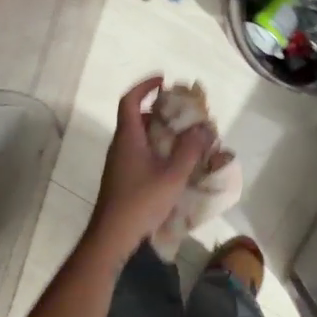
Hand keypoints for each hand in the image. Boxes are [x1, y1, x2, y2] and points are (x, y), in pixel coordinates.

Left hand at [85, 76, 212, 262]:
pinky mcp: (122, 178)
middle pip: (137, 117)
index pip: (130, 100)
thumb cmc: (141, 201)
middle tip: (183, 113)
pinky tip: (174, 163)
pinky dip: (156, 149)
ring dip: (160, 132)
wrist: (111, 235)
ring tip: (185, 138)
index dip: (145, 86)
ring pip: (140, 137)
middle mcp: (121, 145)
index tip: (163, 81)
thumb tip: (204, 128)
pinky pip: (140, 153)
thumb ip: (190, 150)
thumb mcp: (172, 175)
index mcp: (128, 137)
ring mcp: (119, 162)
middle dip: (160, 111)